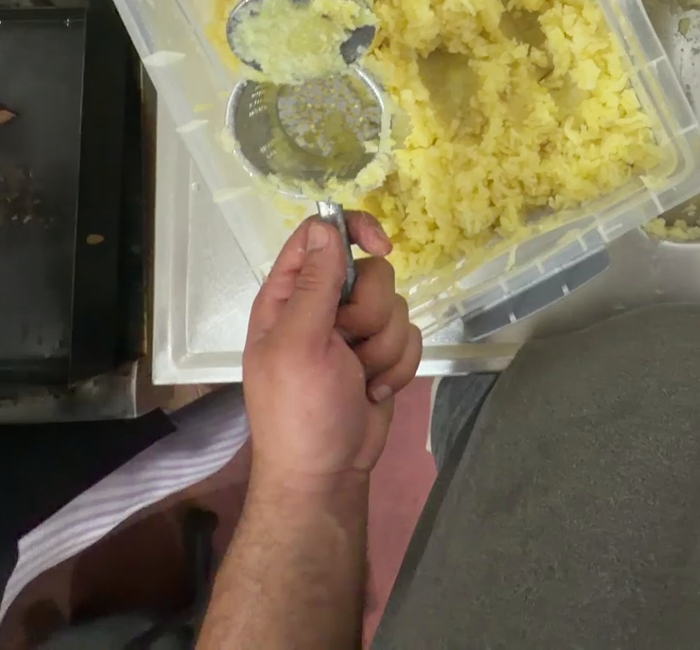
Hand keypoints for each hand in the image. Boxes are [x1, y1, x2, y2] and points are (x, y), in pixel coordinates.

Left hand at [242, 213, 422, 496]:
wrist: (327, 474)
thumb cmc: (299, 411)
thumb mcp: (299, 344)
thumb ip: (315, 284)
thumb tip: (325, 226)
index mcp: (289, 296)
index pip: (321, 235)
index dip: (354, 231)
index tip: (382, 247)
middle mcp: (324, 306)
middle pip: (373, 272)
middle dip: (372, 313)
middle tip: (347, 345)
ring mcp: (355, 331)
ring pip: (397, 306)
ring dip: (385, 347)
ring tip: (359, 377)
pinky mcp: (382, 353)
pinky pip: (411, 336)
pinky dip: (398, 365)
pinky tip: (374, 390)